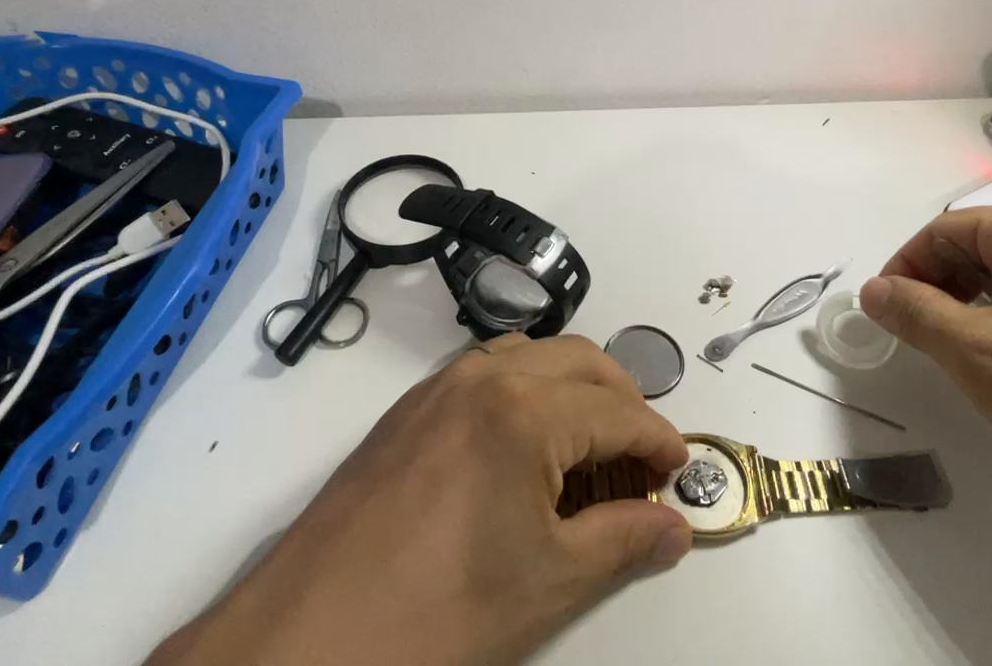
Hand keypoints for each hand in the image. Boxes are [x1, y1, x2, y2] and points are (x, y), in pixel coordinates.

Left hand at [148, 334, 690, 665]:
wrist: (311, 634)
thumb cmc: (440, 611)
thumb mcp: (550, 581)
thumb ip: (624, 541)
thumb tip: (675, 527)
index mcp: (525, 410)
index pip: (619, 413)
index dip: (660, 442)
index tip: (679, 472)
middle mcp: (483, 377)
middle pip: (581, 362)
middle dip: (624, 403)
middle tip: (640, 460)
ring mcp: (438, 387)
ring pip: (531, 356)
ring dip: (573, 389)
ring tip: (586, 451)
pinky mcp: (407, 408)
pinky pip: (484, 372)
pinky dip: (525, 391)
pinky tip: (523, 449)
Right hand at [860, 200, 991, 523]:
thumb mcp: (979, 353)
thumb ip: (915, 314)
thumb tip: (875, 290)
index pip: (942, 231)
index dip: (904, 272)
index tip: (888, 320)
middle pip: (983, 252)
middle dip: (944, 296)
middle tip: (932, 349)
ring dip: (985, 319)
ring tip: (985, 372)